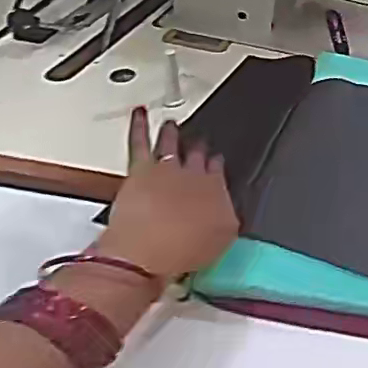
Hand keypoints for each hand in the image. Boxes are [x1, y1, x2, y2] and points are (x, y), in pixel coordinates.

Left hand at [93, 107, 239, 279]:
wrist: (147, 254)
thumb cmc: (183, 251)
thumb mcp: (222, 238)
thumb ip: (227, 218)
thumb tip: (229, 212)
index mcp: (215, 189)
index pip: (218, 170)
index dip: (216, 164)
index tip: (216, 160)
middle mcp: (193, 173)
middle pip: (197, 154)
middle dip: (198, 146)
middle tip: (198, 141)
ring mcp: (166, 167)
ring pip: (171, 142)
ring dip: (173, 132)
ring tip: (172, 125)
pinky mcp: (140, 169)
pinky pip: (140, 140)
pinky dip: (139, 125)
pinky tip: (138, 113)